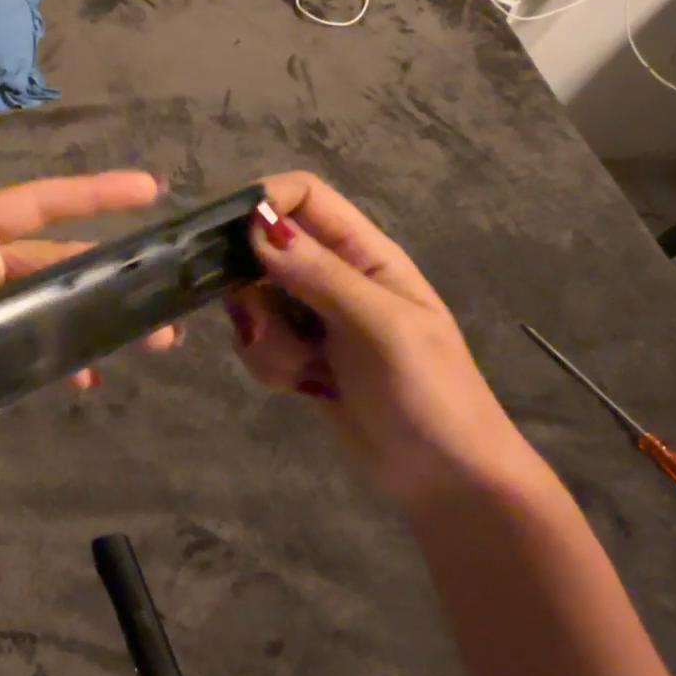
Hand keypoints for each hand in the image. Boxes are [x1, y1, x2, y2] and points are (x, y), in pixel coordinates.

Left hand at [0, 137, 176, 432]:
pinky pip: (37, 346)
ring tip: (155, 341)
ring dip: (100, 318)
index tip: (148, 187)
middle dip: (112, 269)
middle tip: (167, 283)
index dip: (91, 194)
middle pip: (59, 259)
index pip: (36, 206)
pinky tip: (92, 377)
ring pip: (56, 304)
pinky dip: (65, 359)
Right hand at [226, 172, 534, 501]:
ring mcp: (310, 316)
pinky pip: (253, 339)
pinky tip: (300, 386)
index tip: (230, 241)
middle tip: (264, 322)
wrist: (444, 479)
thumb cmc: (429, 394)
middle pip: (259, 249)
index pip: (303, 197)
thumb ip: (319, 275)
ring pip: (249, 300)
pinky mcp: (295, 353)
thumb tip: (256, 226)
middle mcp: (331, 275)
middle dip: (251, 288)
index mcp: (363, 253)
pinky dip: (266, 363)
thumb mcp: (381, 328)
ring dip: (263, 337)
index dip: (263, 203)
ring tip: (303, 369)